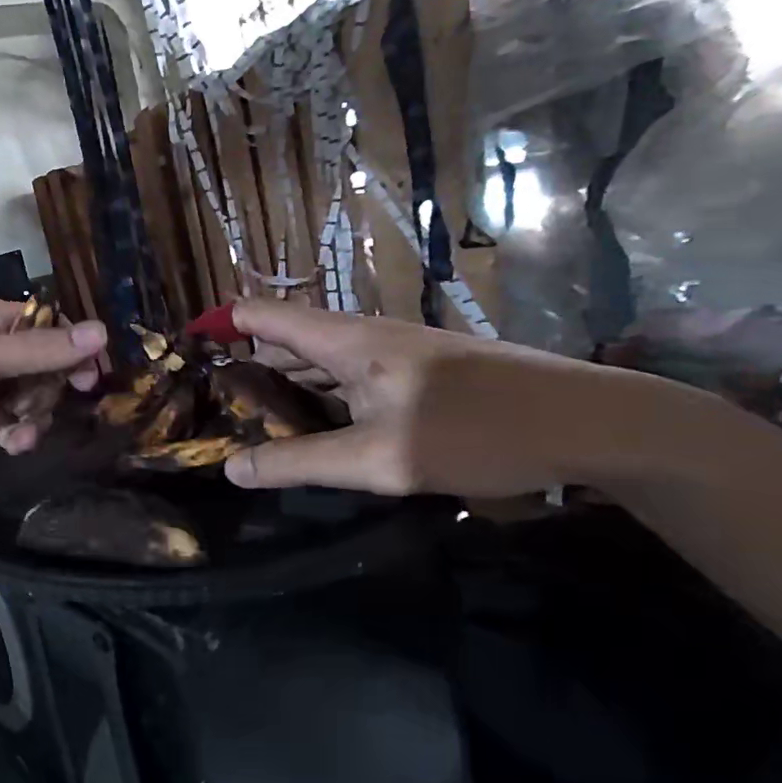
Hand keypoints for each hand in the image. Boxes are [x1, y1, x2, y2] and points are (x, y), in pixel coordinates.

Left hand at [0, 298, 106, 472]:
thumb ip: (38, 349)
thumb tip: (101, 331)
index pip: (48, 326)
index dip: (73, 351)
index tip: (91, 381)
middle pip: (42, 366)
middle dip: (48, 391)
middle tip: (38, 410)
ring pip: (27, 397)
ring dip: (33, 417)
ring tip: (20, 433)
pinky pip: (7, 422)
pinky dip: (15, 433)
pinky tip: (12, 445)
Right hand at [223, 299, 688, 497]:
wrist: (600, 424)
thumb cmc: (482, 431)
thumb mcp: (382, 458)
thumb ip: (300, 463)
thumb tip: (230, 468)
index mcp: (345, 340)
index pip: (258, 314)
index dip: (215, 326)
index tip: (181, 359)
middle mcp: (362, 337)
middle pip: (283, 340)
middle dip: (240, 367)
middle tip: (205, 409)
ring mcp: (393, 355)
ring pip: (315, 363)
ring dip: (279, 388)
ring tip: (245, 424)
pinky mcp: (416, 376)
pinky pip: (346, 380)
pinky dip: (315, 400)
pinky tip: (310, 432)